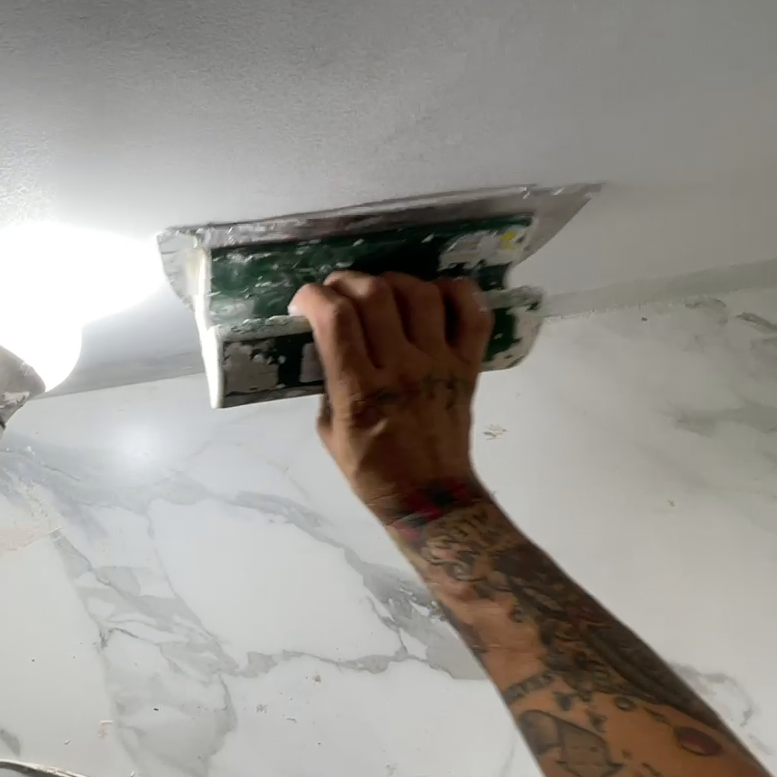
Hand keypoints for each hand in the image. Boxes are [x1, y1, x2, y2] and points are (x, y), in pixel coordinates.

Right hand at [290, 272, 493, 519]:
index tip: (304, 301)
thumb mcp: (328, 431)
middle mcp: (400, 369)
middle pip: (375, 295)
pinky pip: (472, 314)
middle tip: (338, 290)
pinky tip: (433, 293)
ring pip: (420, 294)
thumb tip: (327, 345)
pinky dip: (455, 291)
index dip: (313, 297)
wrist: (429, 496)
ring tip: (381, 290)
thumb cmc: (371, 470)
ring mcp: (439, 364)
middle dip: (347, 281)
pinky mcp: (468, 366)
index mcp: (358, 391)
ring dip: (394, 280)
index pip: (335, 320)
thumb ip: (328, 384)